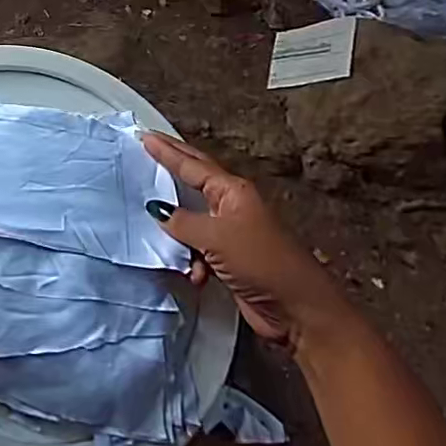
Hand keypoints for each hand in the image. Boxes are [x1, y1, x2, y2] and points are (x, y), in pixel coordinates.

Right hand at [142, 132, 350, 354]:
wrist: (298, 310)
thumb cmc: (261, 262)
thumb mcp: (216, 238)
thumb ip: (182, 222)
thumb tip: (157, 209)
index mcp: (231, 191)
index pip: (191, 164)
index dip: (167, 151)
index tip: (146, 136)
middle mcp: (231, 205)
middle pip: (193, 180)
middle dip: (171, 168)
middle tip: (148, 146)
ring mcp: (231, 231)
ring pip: (192, 221)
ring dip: (180, 234)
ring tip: (165, 237)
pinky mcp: (230, 259)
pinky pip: (199, 250)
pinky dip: (193, 261)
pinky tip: (195, 274)